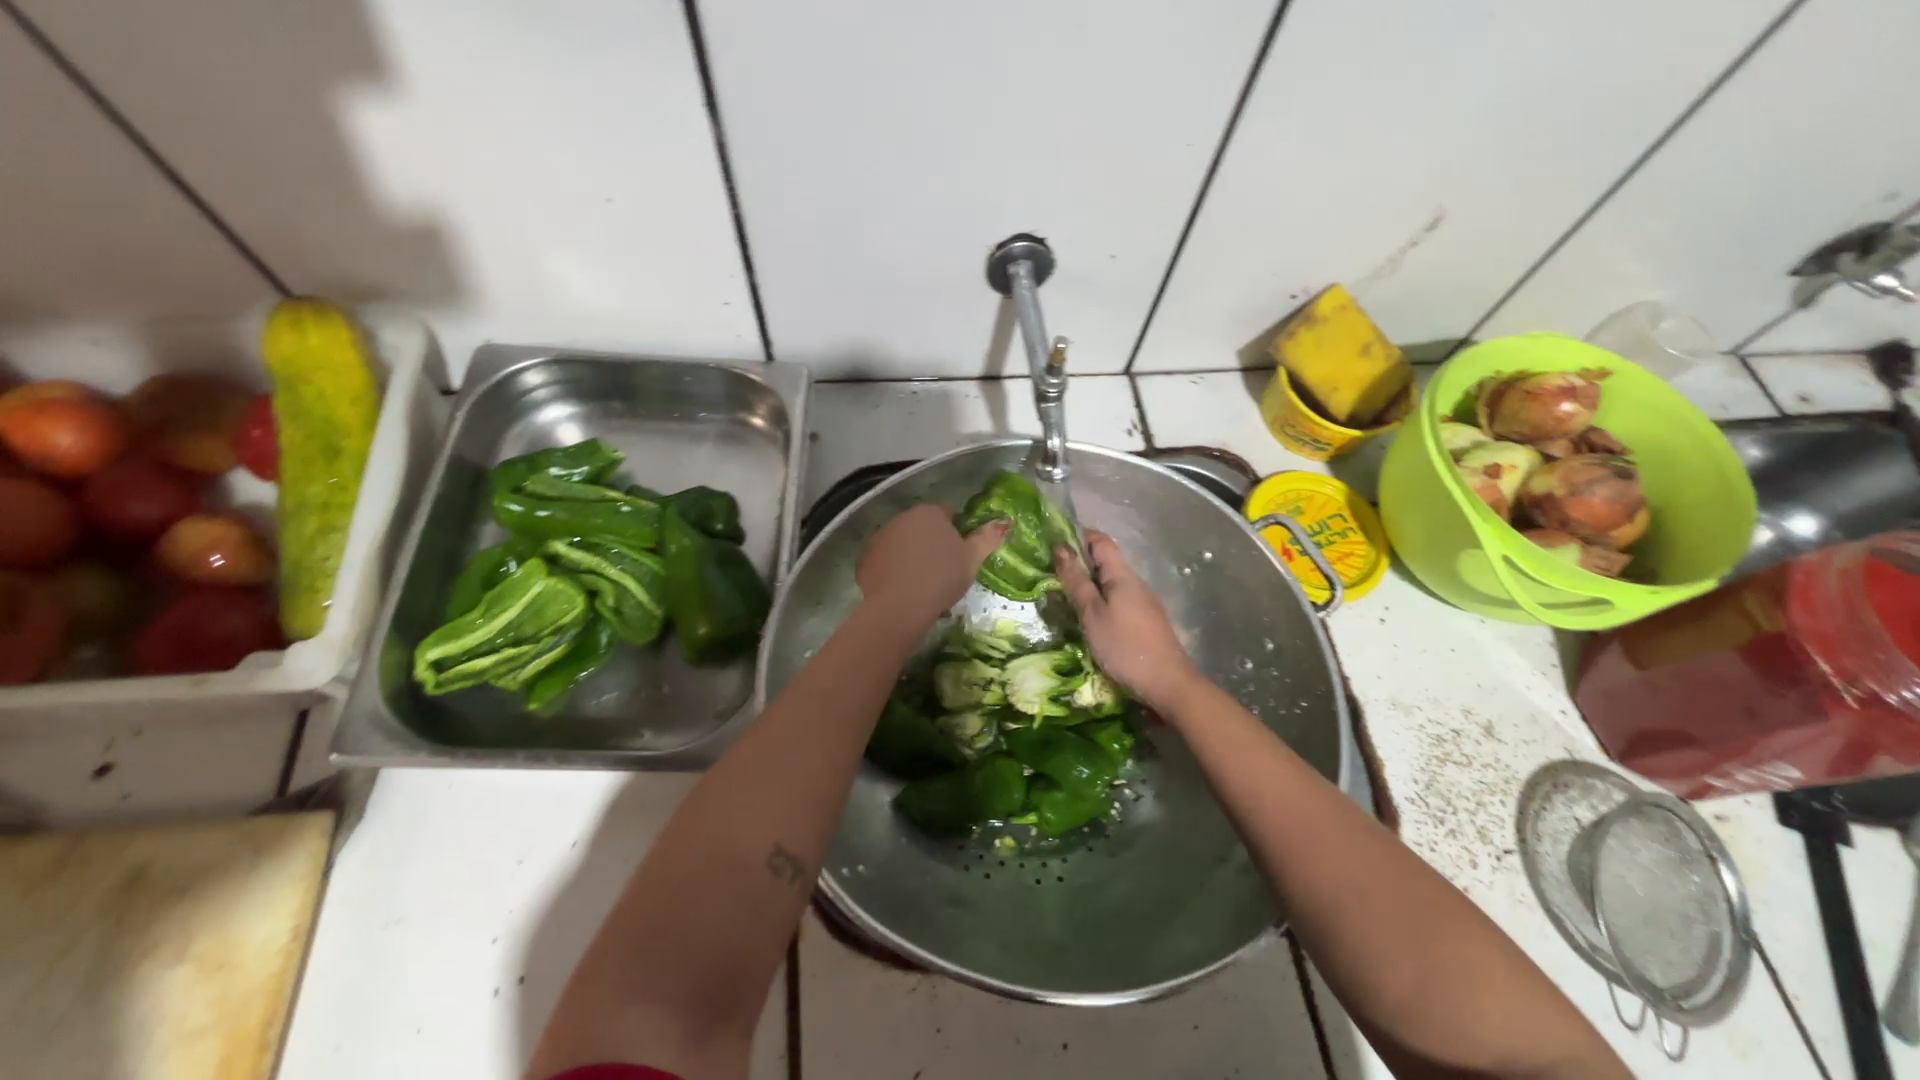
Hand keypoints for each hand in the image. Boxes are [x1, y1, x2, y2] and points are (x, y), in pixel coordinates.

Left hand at [857, 505, 1006, 629]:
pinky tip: (904, 592)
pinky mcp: (865, 561)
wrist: (899, 606)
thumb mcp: (972, 560)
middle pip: (923, 529)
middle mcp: (901, 519)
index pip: (948, 514)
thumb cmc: (941, 578)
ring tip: (924, 587)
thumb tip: (1005, 522)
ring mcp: (879, 539)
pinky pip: (885, 563)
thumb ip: (988, 538)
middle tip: (945, 573)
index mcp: (929, 513)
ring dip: (912, 558)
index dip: (958, 533)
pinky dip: (894, 573)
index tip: (961, 555)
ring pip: (903, 546)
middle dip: (933, 545)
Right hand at [1055, 531, 1203, 713]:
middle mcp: (1135, 583)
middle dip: (1078, 563)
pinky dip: (1098, 602)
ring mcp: (1143, 603)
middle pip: (1105, 562)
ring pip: (1110, 584)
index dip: (1077, 536)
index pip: (1100, 540)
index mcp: (1122, 575)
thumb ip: (1076, 581)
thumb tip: (1060, 548)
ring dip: (1087, 585)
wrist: (1167, 683)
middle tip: (1049, 575)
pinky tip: (1086, 619)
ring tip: (1062, 598)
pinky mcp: (1144, 621)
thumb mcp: (1092, 613)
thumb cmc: (1124, 646)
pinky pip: (1117, 601)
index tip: (1053, 545)